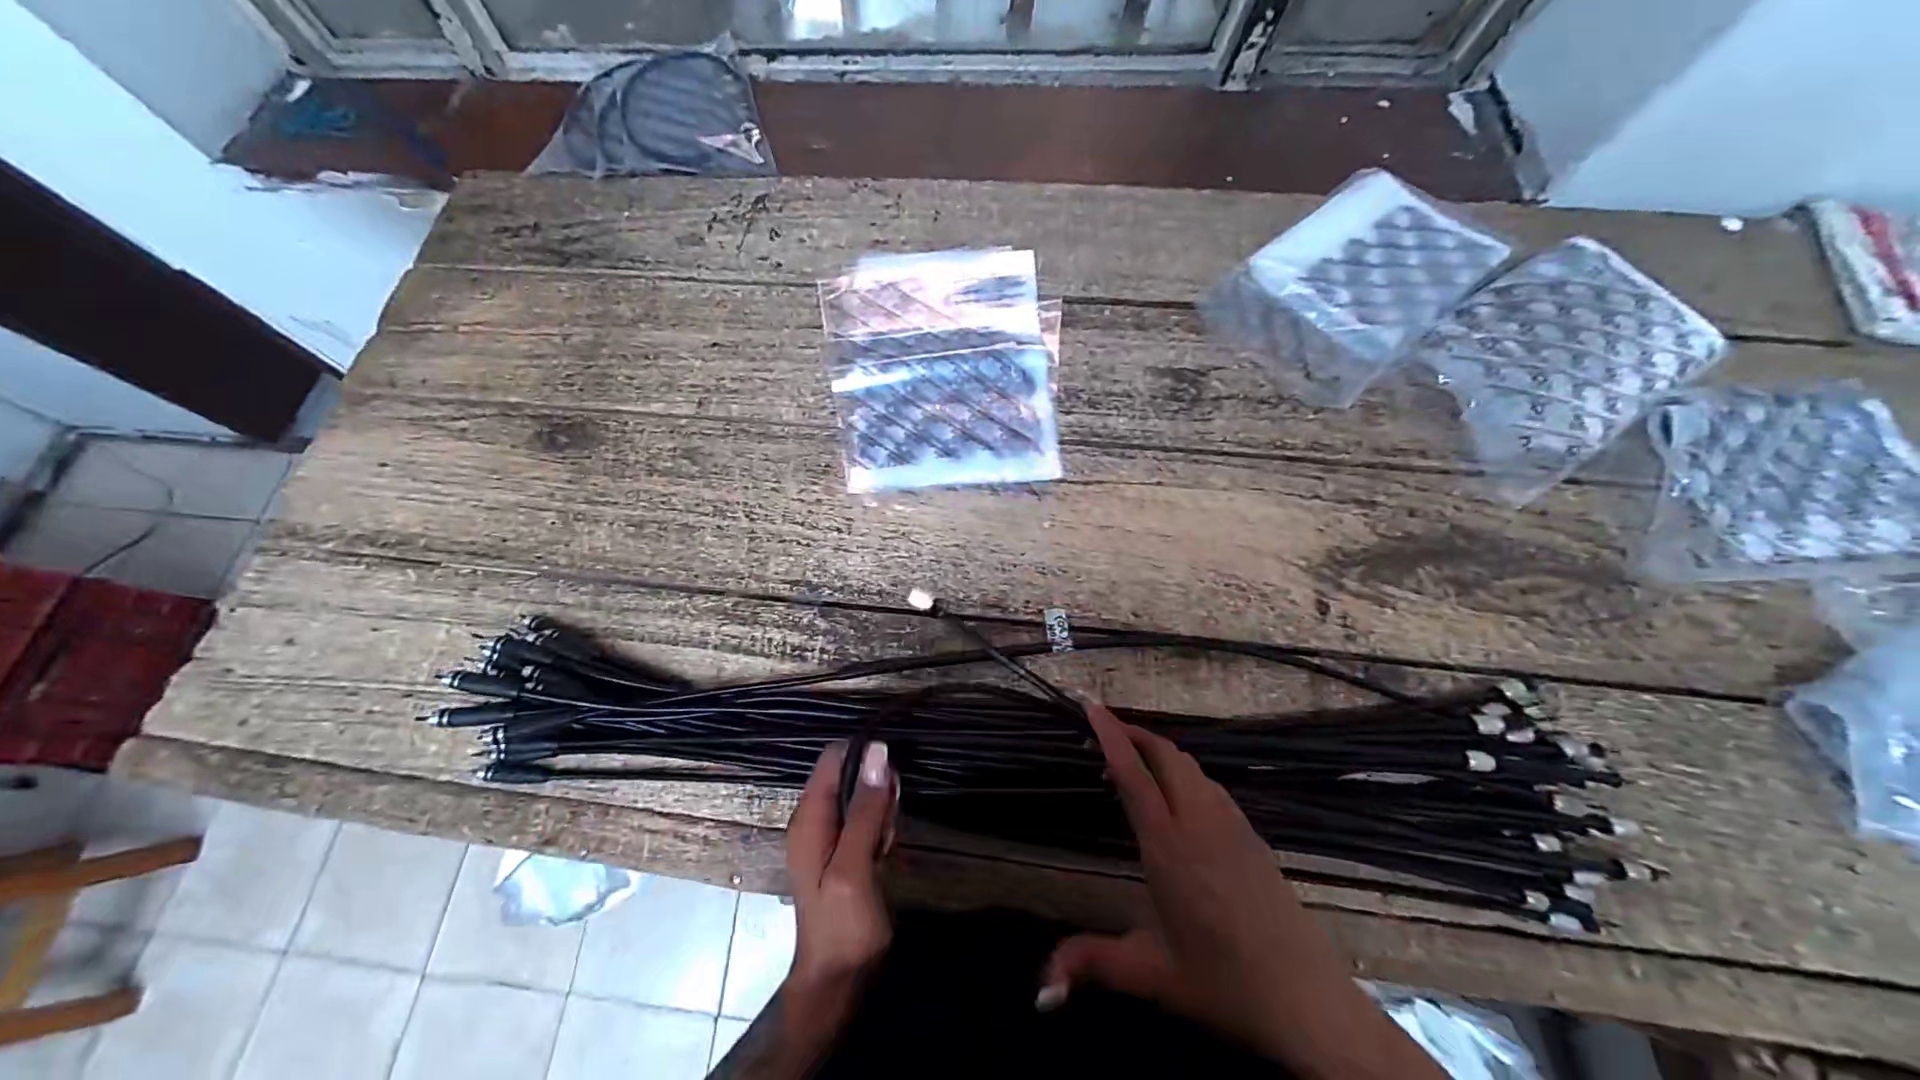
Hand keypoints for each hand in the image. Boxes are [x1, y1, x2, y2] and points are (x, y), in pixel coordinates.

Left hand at [711, 741, 896, 1079]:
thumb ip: (864, 809)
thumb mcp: (854, 865)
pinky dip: (881, 830)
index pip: (832, 759)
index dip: (864, 757)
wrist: (839, 978)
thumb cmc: (843, 924)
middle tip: (886, 828)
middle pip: (851, 776)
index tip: (890, 776)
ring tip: (884, 847)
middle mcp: (816, 820)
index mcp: (809, 818)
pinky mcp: (846, 850)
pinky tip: (884, 854)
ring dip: (882, 814)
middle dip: (877, 792)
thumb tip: (877, 751)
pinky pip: (868, 821)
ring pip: (864, 798)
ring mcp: (831, 835)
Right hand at [1041, 703, 1446, 1079]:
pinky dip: (1185, 774)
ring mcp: (1232, 826)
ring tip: (1135, 766)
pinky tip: (1179, 799)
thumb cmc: (1223, 983)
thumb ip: (1090, 965)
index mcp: (1168, 846)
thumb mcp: (1150, 974)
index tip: (1091, 706)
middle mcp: (1200, 823)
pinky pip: (1211, 787)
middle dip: (1134, 734)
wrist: (1308, 1000)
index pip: (1133, 774)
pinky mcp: (1253, 838)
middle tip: (1105, 732)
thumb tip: (1041, 989)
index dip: (1110, 735)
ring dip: (1161, 753)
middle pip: (1166, 756)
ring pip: (1192, 768)